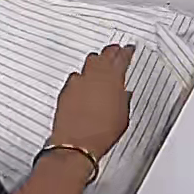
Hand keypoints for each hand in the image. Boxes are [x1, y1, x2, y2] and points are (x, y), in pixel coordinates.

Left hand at [47, 44, 133, 161]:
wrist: (76, 144)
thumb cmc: (101, 133)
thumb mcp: (123, 116)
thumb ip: (124, 99)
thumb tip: (124, 95)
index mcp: (113, 79)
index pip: (122, 57)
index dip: (126, 52)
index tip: (128, 49)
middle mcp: (94, 75)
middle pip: (103, 54)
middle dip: (111, 52)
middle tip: (116, 53)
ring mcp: (78, 81)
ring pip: (88, 62)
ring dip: (95, 63)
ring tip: (99, 68)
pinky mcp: (66, 89)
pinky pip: (75, 77)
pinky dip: (81, 78)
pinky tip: (83, 84)